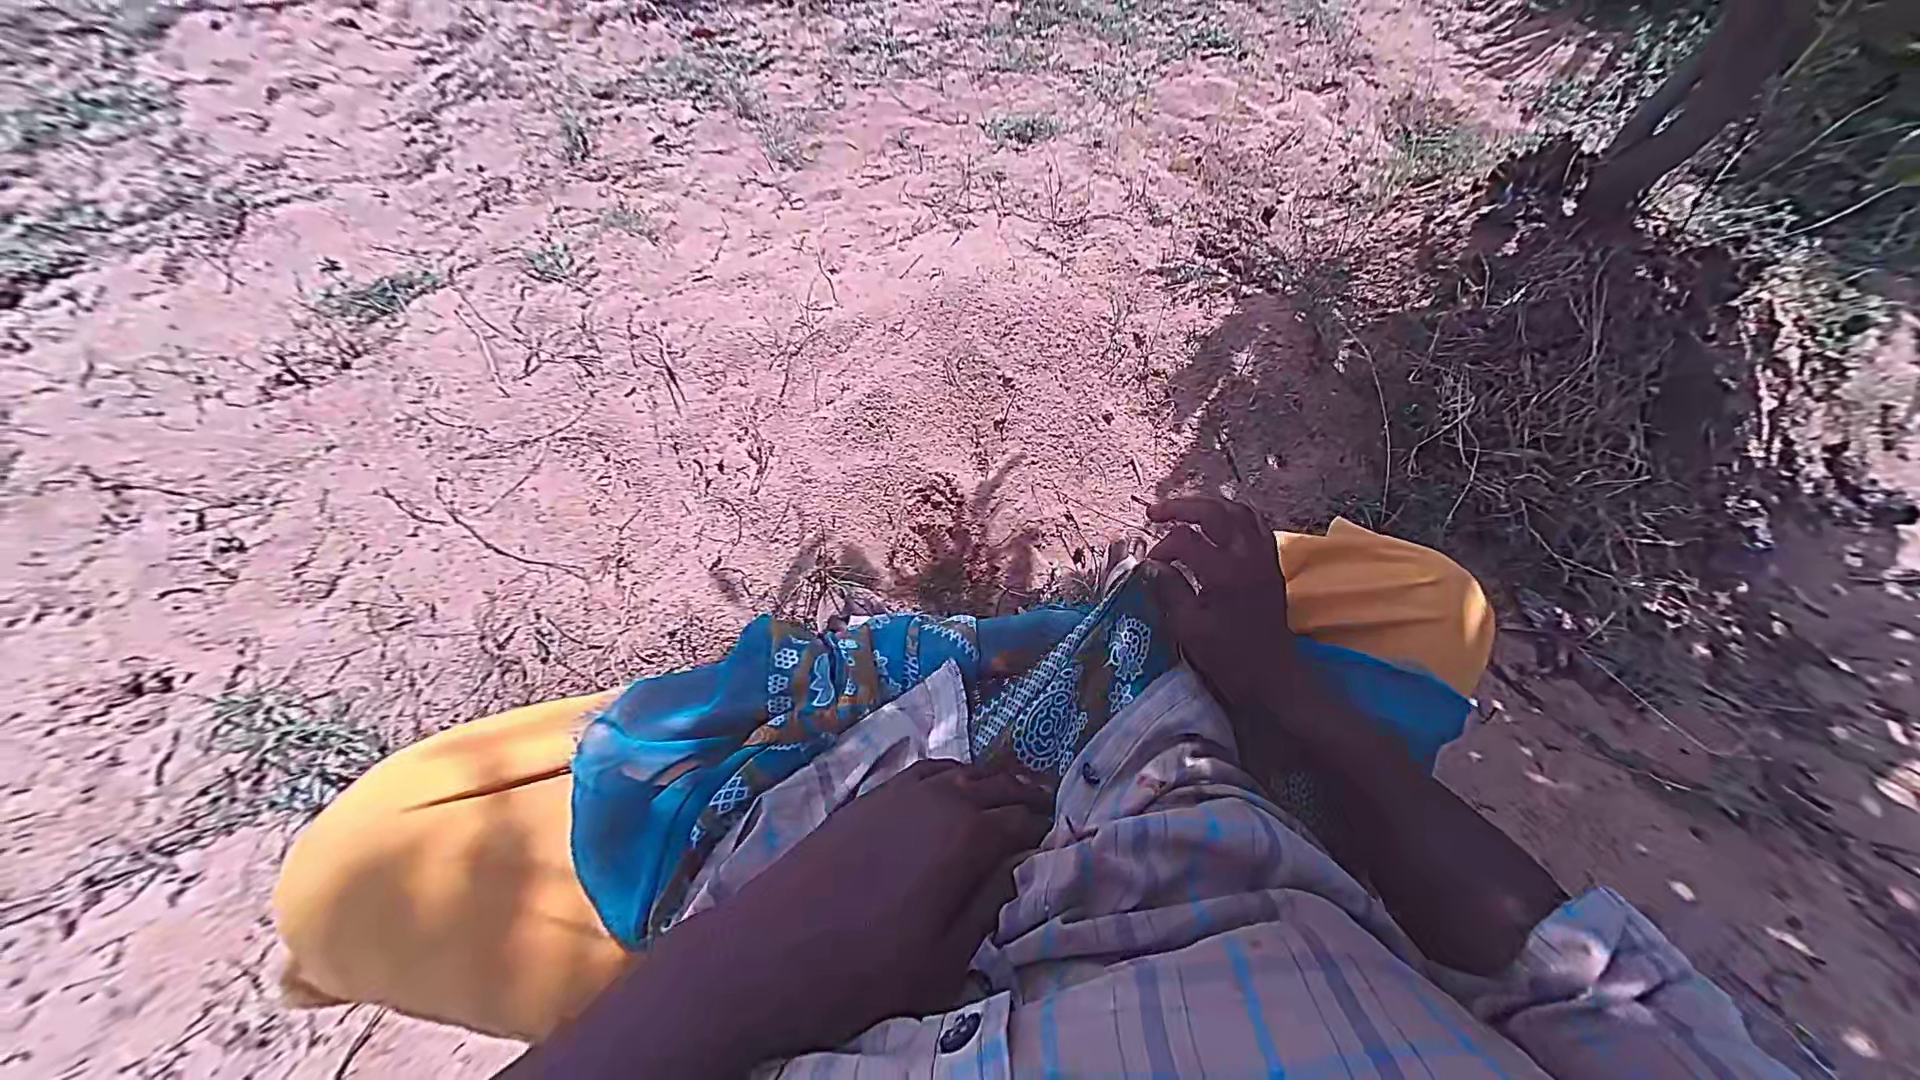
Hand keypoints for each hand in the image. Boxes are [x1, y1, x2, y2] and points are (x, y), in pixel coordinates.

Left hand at [528, 759, 1052, 1077]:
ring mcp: (902, 791)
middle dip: (1027, 792)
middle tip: (1050, 798)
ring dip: (993, 776)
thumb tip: (1015, 869)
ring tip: (1015, 783)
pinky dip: (953, 770)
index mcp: (964, 838)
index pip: (1020, 822)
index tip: (1060, 832)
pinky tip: (956, 779)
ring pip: (964, 770)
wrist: (772, 949)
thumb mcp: (943, 961)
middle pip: (997, 785)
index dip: (1044, 827)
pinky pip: (927, 769)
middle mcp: (939, 800)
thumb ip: (986, 906)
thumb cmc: (864, 969)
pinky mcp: (873, 795)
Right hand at [1145, 494, 1302, 714]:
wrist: (1270, 674)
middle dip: (1180, 508)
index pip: (1185, 540)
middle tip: (1154, 513)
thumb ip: (1169, 588)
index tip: (1151, 565)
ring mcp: (1264, 556)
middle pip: (1214, 512)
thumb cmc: (1226, 655)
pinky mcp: (1271, 563)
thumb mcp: (1187, 626)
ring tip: (1183, 512)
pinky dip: (1232, 516)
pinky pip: (1254, 524)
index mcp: (1225, 573)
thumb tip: (1153, 566)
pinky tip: (1216, 524)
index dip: (1162, 547)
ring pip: (1238, 511)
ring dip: (1208, 506)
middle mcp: (1248, 556)